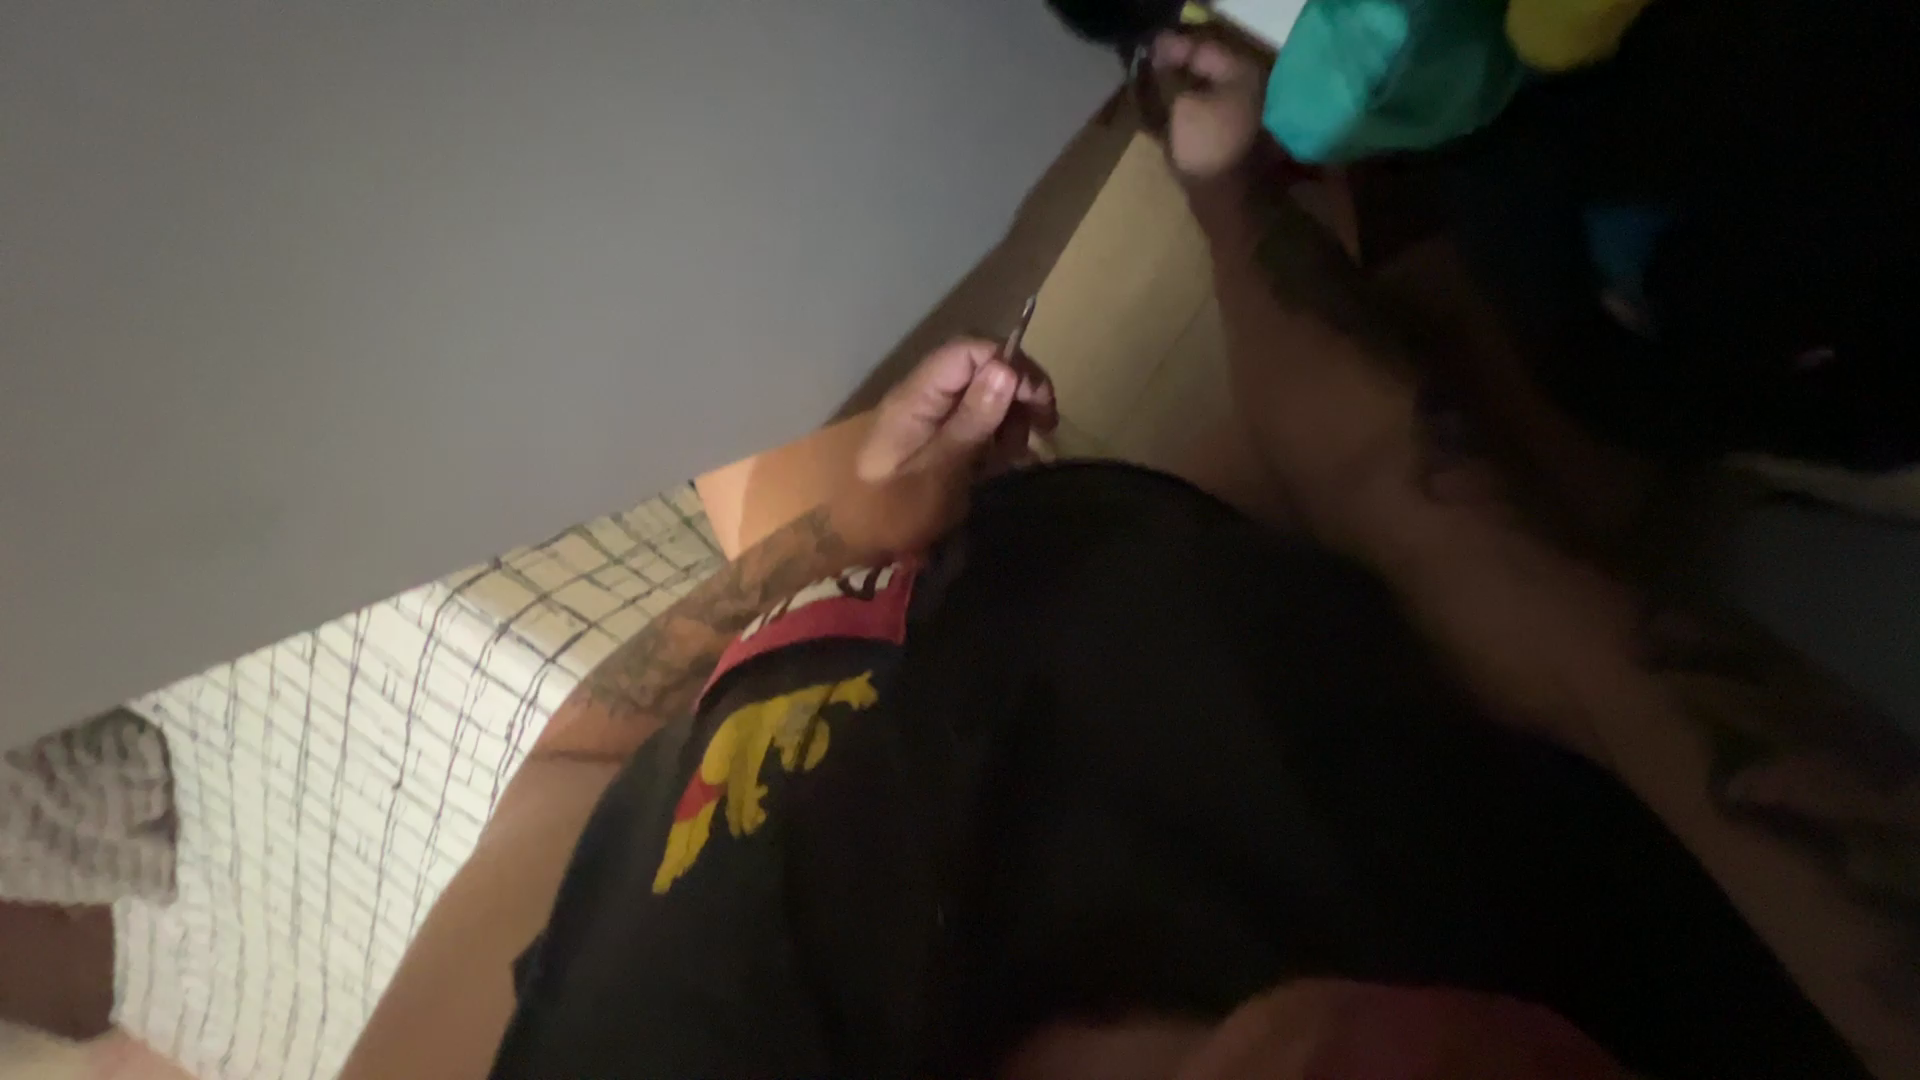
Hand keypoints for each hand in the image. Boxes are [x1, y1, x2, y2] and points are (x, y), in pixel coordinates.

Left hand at [829, 338, 1055, 558]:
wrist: (860, 544)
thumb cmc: (897, 513)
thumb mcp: (941, 471)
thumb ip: (972, 420)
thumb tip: (1006, 369)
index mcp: (916, 397)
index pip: (968, 350)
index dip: (1010, 364)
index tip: (1038, 401)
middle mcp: (922, 395)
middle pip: (980, 366)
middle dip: (1017, 391)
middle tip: (1043, 427)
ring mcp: (930, 414)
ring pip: (984, 391)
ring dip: (1011, 416)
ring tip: (1017, 454)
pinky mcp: (937, 434)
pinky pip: (976, 418)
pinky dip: (997, 434)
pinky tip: (1003, 461)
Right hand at [1151, 31, 1267, 181]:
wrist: (1225, 200)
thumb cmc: (1205, 146)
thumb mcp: (1181, 106)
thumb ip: (1168, 81)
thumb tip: (1156, 68)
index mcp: (1238, 73)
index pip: (1200, 48)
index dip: (1170, 50)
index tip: (1145, 56)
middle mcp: (1244, 90)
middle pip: (1201, 73)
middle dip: (1174, 74)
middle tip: (1146, 75)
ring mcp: (1237, 118)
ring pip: (1199, 97)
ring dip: (1176, 98)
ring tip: (1149, 99)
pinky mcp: (1226, 142)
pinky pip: (1199, 120)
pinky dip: (1181, 119)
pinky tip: (1162, 123)